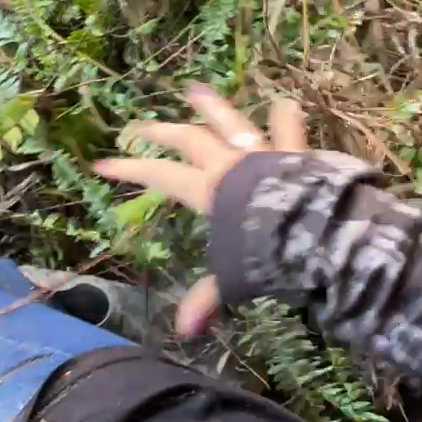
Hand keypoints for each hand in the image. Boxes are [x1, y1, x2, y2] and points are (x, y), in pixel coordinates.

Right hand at [93, 82, 306, 337]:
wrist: (320, 231)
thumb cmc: (270, 255)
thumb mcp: (234, 280)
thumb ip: (208, 300)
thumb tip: (184, 332)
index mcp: (209, 192)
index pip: (159, 175)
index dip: (130, 169)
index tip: (102, 164)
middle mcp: (231, 165)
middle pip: (188, 139)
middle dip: (160, 132)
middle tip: (138, 126)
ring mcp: (264, 154)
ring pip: (232, 123)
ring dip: (213, 107)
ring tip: (196, 89)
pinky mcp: (296, 153)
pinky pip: (290, 129)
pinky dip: (286, 117)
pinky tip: (284, 102)